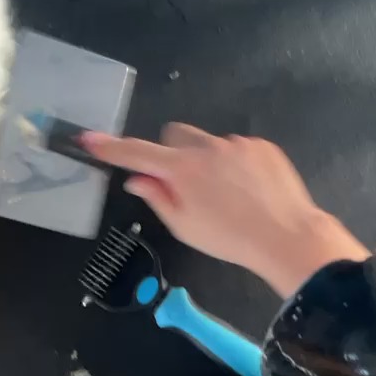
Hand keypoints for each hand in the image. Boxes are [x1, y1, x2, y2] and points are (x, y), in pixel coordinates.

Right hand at [82, 124, 369, 295]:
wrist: (286, 236)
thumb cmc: (230, 239)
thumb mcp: (185, 227)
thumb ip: (158, 198)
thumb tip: (138, 180)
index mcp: (182, 170)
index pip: (138, 153)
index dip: (111, 148)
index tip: (89, 139)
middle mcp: (207, 148)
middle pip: (175, 136)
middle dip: (173, 154)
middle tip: (184, 185)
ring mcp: (237, 143)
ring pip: (209, 144)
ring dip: (208, 162)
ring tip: (227, 196)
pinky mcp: (261, 145)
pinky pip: (238, 148)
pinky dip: (236, 165)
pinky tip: (248, 191)